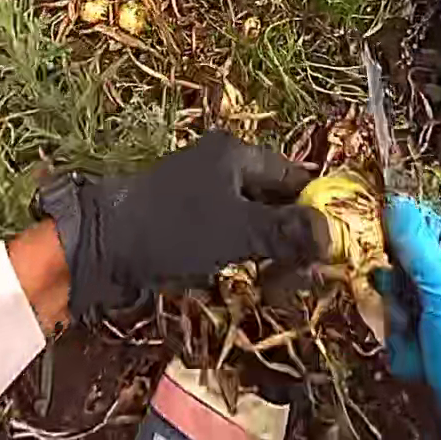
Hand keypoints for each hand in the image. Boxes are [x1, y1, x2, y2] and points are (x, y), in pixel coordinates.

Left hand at [50, 131, 326, 314]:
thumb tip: (332, 233)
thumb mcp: (238, 229)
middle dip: (292, 237)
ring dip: (270, 250)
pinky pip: (232, 231)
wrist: (108, 243)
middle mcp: (223, 164)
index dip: (315, 209)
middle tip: (302, 277)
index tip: (331, 248)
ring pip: (255, 218)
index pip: (293, 177)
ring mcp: (205, 189)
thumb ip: (287, 231)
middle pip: (275, 198)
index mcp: (237, 153)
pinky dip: (246, 253)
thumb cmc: (177, 226)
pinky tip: (252, 279)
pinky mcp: (191, 215)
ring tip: (277, 285)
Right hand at [377, 196, 440, 439]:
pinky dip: (395, 345)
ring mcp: (428, 304)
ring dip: (390, 320)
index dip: (382, 230)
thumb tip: (393, 199)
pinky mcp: (418, 335)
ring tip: (414, 340)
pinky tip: (417, 360)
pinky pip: (386, 326)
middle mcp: (439, 271)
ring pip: (381, 293)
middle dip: (384, 285)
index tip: (374, 250)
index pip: (402, 214)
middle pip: (384, 255)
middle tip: (402, 306)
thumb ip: (418, 247)